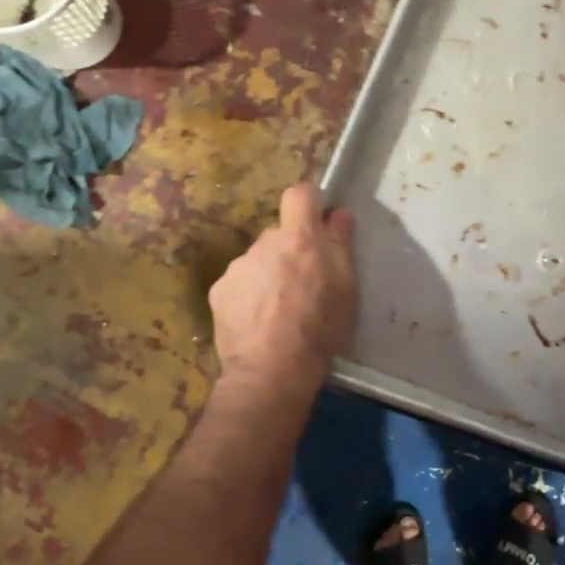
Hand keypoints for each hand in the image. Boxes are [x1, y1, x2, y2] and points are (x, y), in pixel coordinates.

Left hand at [208, 182, 356, 386]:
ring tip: (279, 308)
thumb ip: (340, 244)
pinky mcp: (219, 290)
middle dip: (291, 249)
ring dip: (269, 273)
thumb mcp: (346, 286)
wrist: (272, 369)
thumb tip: (338, 214)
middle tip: (304, 281)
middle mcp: (264, 243)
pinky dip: (249, 294)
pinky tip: (259, 320)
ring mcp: (238, 266)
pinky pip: (240, 283)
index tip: (317, 218)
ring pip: (258, 259)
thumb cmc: (320, 326)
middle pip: (279, 233)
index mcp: (299, 237)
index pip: (300, 194)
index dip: (310, 200)